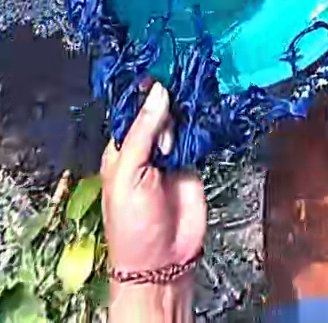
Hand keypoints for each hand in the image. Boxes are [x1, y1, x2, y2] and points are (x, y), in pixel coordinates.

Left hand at [102, 83, 204, 320]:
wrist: (165, 260)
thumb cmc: (132, 227)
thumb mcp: (128, 176)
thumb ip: (143, 132)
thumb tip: (157, 92)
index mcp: (121, 149)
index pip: (132, 109)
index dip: (145, 90)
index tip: (160, 66)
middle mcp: (146, 146)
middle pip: (159, 108)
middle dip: (169, 95)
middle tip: (181, 79)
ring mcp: (171, 152)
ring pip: (180, 117)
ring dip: (187, 105)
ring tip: (195, 87)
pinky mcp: (192, 158)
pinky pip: (197, 132)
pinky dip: (203, 120)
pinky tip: (206, 105)